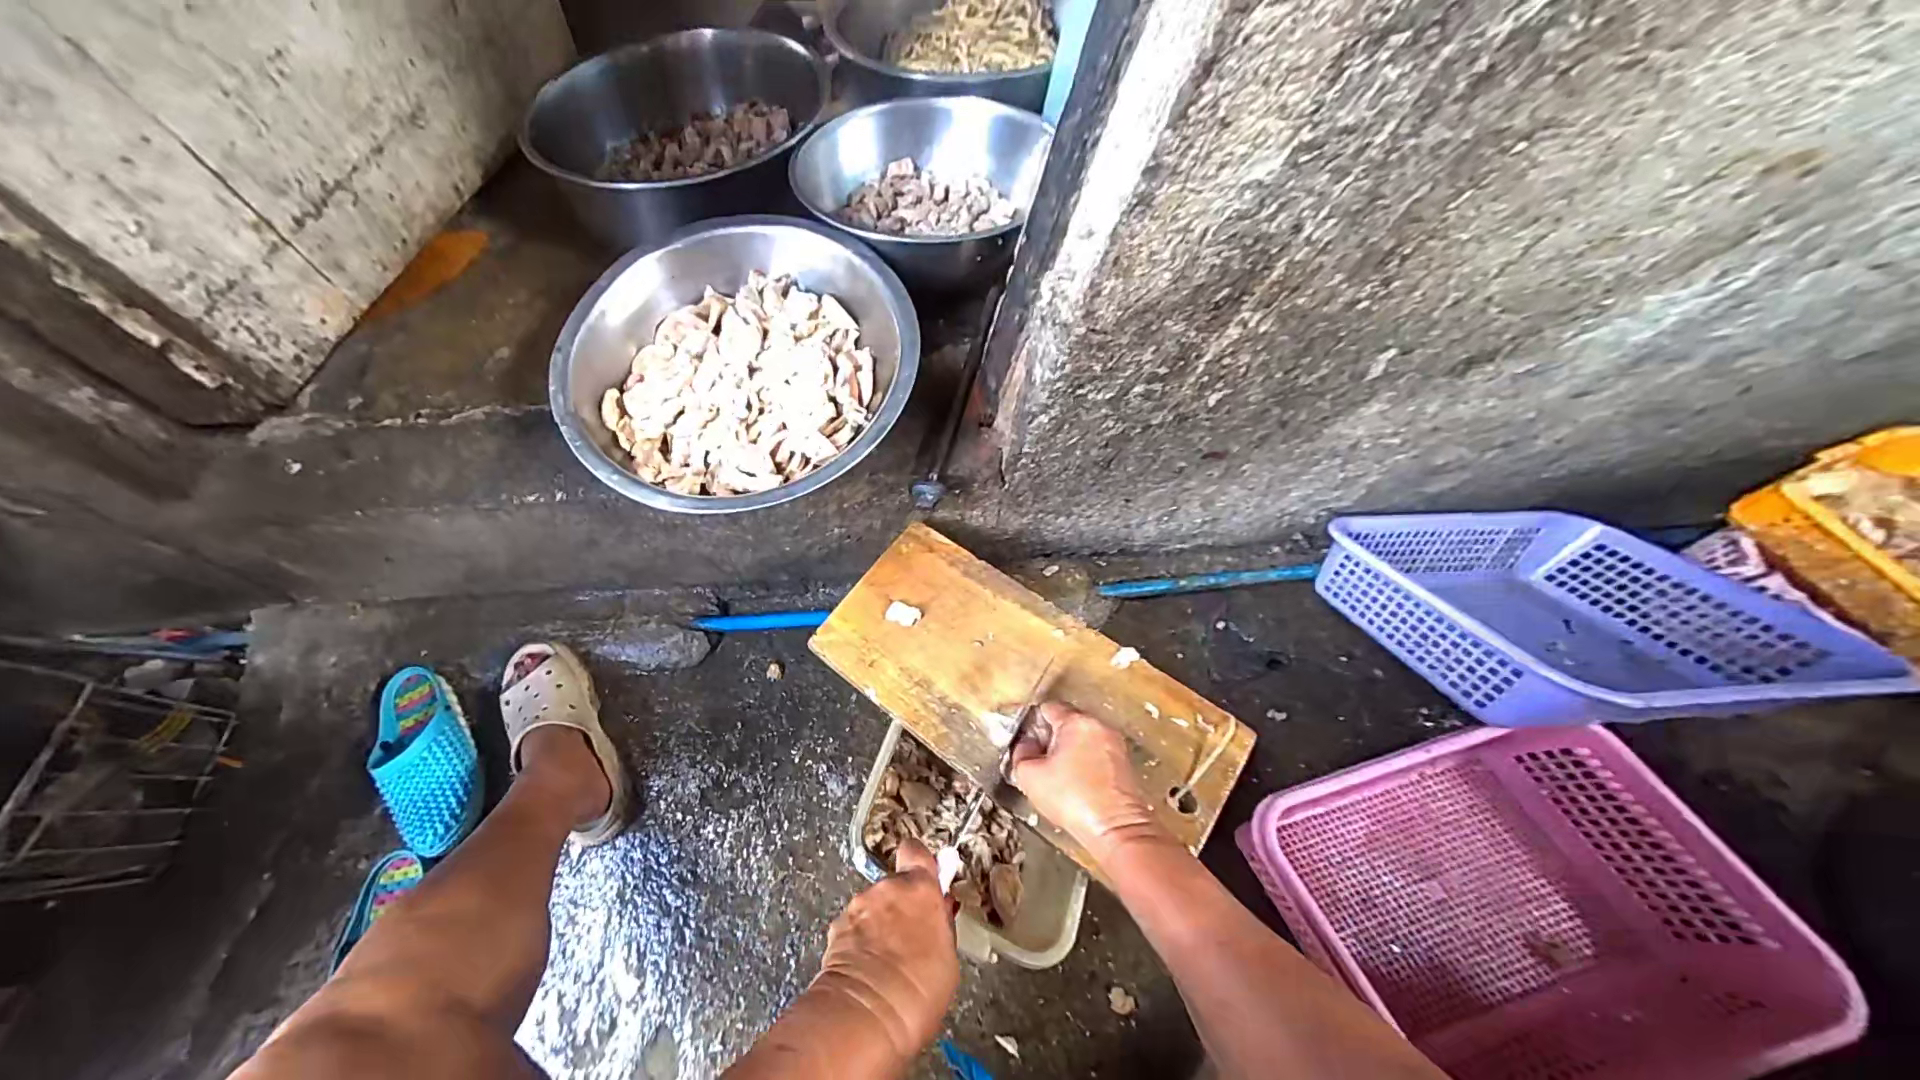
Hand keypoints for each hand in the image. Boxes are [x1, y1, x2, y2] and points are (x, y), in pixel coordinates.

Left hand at [809, 840, 958, 1061]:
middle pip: (894, 885)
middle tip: (910, 936)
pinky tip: (867, 970)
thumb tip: (940, 910)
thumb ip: (941, 922)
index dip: (920, 862)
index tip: (928, 876)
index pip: (917, 851)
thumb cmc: (917, 990)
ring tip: (887, 962)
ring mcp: (859, 906)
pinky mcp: (837, 929)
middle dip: (900, 905)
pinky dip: (858, 942)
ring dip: (878, 925)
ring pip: (872, 907)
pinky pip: (852, 928)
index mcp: (920, 888)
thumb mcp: (948, 956)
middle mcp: (887, 888)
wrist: (868, 1016)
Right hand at [1010, 703, 1170, 861]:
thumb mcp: (1030, 776)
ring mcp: (1114, 744)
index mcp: (1076, 721)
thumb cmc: (1072, 798)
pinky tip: (1076, 784)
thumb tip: (1026, 745)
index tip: (1026, 743)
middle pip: (1067, 721)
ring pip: (1083, 738)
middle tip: (1038, 761)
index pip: (1048, 708)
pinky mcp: (1123, 763)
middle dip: (1050, 737)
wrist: (1115, 828)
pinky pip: (1097, 753)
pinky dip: (1085, 762)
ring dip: (1068, 750)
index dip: (1032, 724)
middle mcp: (1098, 726)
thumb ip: (1021, 753)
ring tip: (1057, 776)